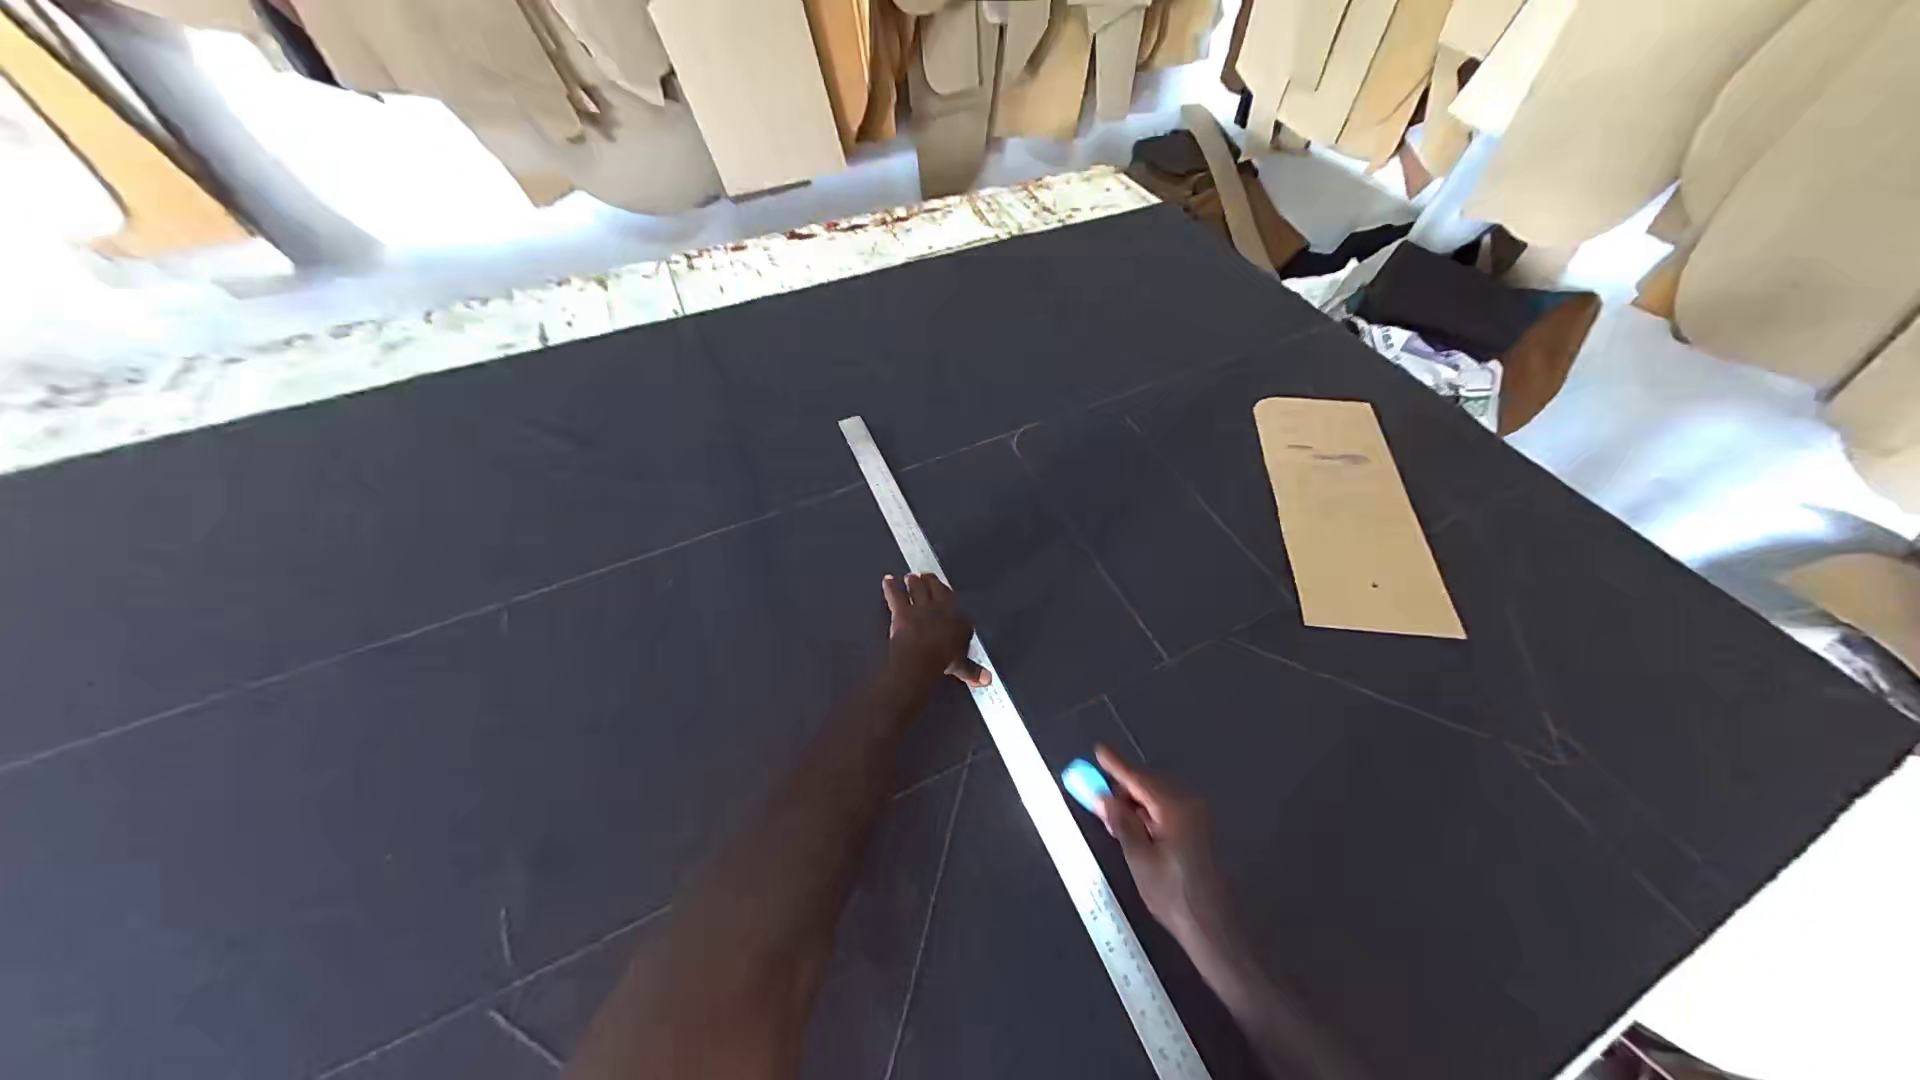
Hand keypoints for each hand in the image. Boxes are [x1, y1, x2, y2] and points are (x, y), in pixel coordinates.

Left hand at [882, 574, 990, 688]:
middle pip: (938, 590)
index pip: (958, 610)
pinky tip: (887, 580)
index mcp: (959, 621)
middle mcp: (941, 609)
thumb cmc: (943, 661)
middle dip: (933, 582)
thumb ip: (972, 670)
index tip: (951, 600)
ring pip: (918, 589)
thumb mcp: (961, 667)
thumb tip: (986, 680)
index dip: (953, 604)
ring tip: (911, 576)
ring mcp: (921, 607)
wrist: (921, 659)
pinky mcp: (903, 611)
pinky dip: (891, 587)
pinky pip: (896, 595)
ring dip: (914, 582)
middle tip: (929, 576)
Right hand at [1093, 744, 1228, 941]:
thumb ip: (1121, 823)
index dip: (1116, 765)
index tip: (1099, 749)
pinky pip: (1173, 810)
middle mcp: (1192, 804)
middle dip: (1125, 789)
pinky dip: (1153, 814)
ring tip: (1120, 823)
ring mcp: (1202, 817)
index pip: (1138, 778)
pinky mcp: (1206, 831)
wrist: (1218, 932)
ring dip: (1139, 803)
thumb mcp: (1139, 860)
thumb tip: (1104, 798)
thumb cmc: (1175, 896)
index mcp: (1175, 807)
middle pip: (1151, 785)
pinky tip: (1143, 832)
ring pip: (1162, 798)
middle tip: (1102, 803)